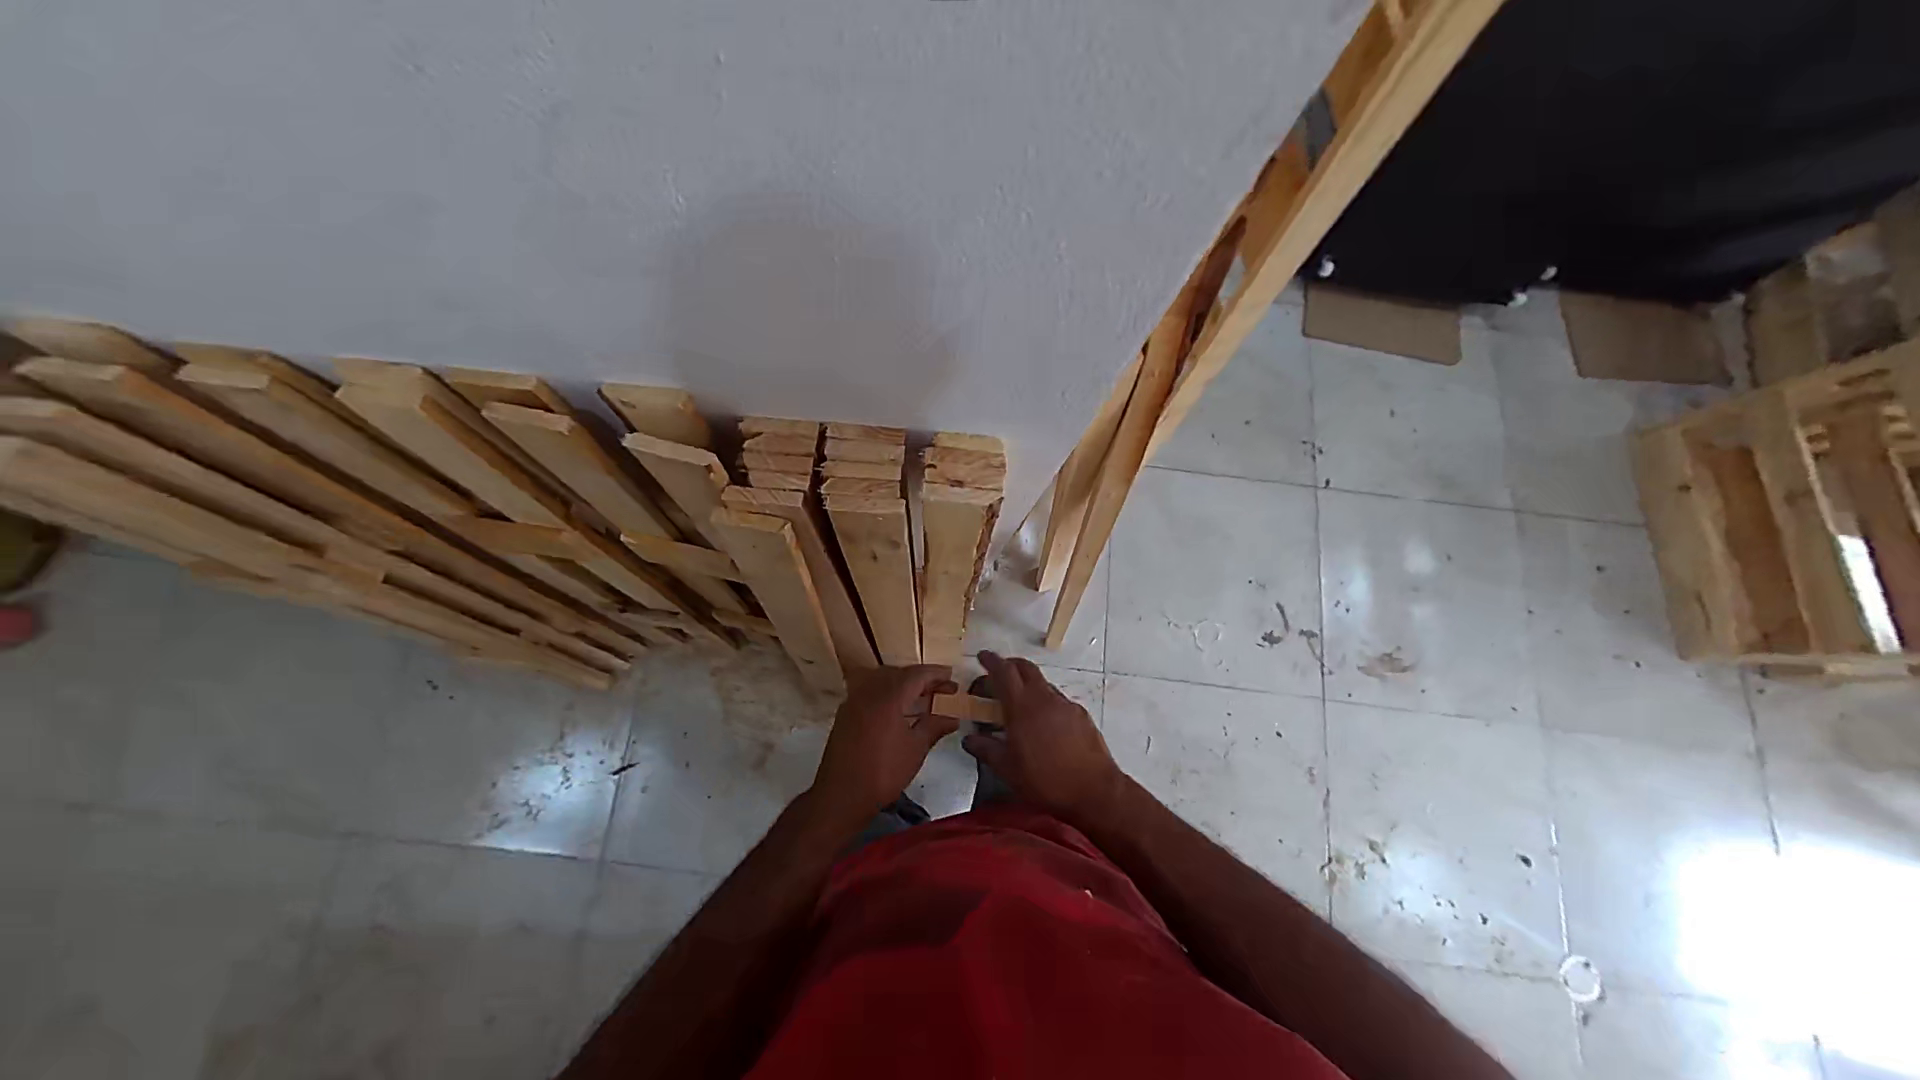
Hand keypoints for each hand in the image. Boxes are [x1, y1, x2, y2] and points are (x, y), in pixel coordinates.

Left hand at [806, 665, 957, 830]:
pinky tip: (897, 712)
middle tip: (940, 689)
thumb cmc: (884, 771)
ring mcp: (853, 702)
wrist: (842, 795)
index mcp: (888, 697)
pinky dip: (886, 694)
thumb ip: (934, 727)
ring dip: (902, 685)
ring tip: (921, 699)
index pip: (916, 675)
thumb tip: (951, 718)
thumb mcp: (916, 749)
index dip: (936, 674)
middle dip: (920, 679)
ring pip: (881, 681)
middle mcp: (868, 692)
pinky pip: (869, 693)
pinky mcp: (845, 714)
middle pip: (898, 674)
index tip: (951, 676)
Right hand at [963, 651, 1126, 826]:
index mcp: (1022, 707)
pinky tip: (1042, 724)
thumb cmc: (1045, 780)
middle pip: (1025, 668)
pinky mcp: (1081, 715)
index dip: (991, 661)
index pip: (1004, 672)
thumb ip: (986, 749)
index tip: (983, 657)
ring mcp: (1065, 705)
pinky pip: (1058, 700)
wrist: (1094, 790)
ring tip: (1018, 706)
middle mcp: (1044, 698)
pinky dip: (1045, 702)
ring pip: (1042, 684)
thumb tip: (970, 739)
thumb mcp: (1007, 769)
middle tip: (997, 675)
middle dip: (1009, 666)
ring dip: (1027, 686)